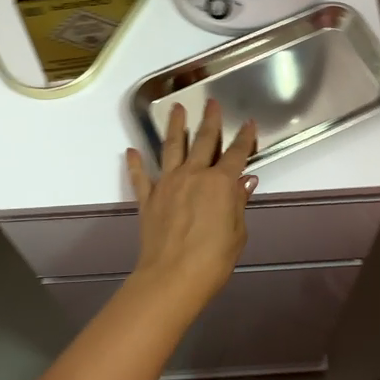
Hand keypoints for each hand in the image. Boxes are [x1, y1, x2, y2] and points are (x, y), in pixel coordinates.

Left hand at [125, 100, 256, 307]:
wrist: (171, 278)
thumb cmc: (213, 260)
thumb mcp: (237, 233)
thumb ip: (238, 204)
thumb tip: (244, 183)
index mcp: (220, 183)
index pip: (237, 154)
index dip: (245, 138)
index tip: (248, 123)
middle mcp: (193, 175)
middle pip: (203, 141)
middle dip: (209, 120)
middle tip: (210, 101)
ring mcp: (167, 184)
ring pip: (171, 147)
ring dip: (174, 126)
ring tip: (176, 108)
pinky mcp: (148, 198)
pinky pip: (140, 176)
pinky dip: (135, 163)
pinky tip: (131, 151)